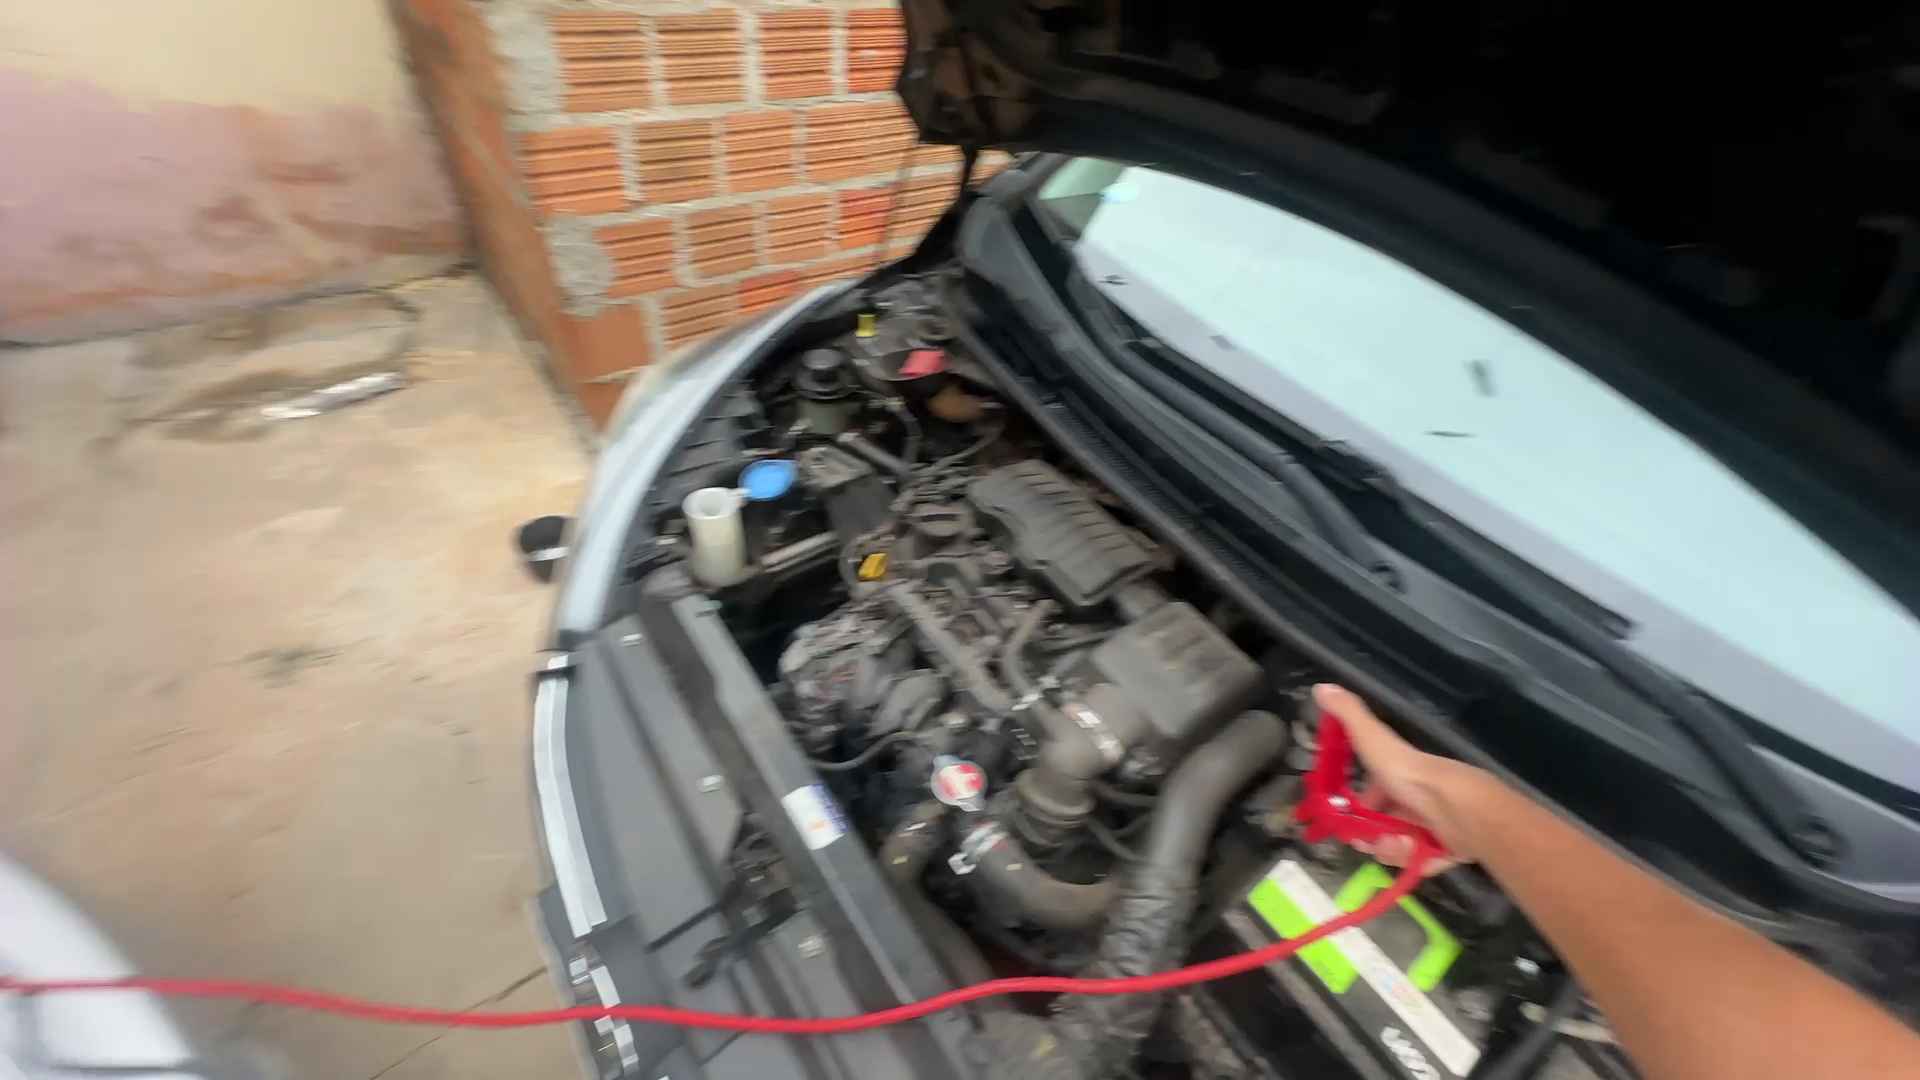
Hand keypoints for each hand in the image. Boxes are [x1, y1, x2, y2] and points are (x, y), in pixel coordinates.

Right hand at [1311, 683, 1499, 868]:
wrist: (1456, 807)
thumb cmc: (1408, 772)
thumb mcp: (1371, 738)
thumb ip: (1347, 714)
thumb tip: (1321, 686)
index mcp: (1396, 775)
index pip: (1369, 795)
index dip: (1355, 808)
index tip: (1345, 820)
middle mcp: (1414, 799)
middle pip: (1382, 824)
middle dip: (1370, 834)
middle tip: (1368, 842)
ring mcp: (1433, 824)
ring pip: (1399, 845)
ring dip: (1391, 848)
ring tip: (1399, 845)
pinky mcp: (1450, 848)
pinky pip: (1424, 861)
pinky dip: (1418, 860)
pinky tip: (1418, 854)